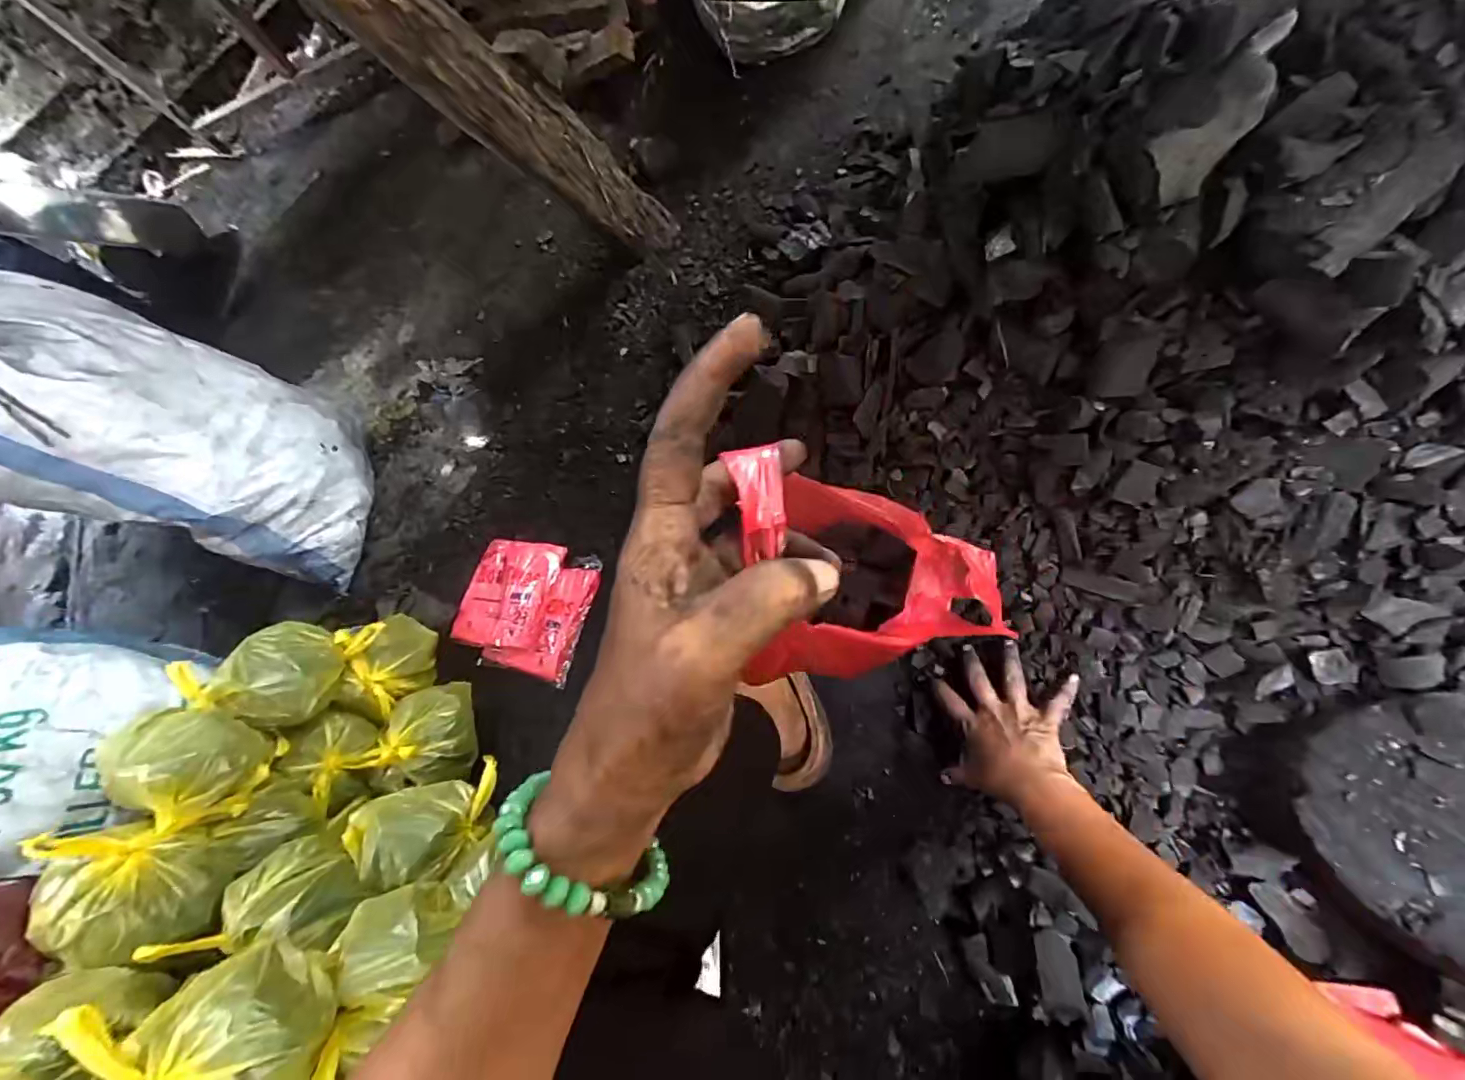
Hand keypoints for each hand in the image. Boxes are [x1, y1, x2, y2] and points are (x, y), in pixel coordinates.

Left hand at [530, 315, 839, 881]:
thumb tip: (822, 565)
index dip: (710, 382)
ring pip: (749, 530)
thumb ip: (763, 600)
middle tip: (815, 459)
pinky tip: (826, 584)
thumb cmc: (646, 711)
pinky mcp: (719, 617)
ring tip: (835, 538)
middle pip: (721, 481)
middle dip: (765, 467)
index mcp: (657, 538)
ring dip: (789, 528)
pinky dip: (795, 572)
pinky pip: (764, 575)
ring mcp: (698, 583)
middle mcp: (675, 548)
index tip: (749, 332)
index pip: (679, 442)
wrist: (628, 772)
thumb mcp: (701, 653)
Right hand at [935, 641, 1078, 805]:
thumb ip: (956, 772)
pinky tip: (1073, 676)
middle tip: (967, 647)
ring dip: (1010, 660)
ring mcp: (1020, 710)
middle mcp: (993, 710)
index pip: (950, 700)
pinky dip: (1066, 689)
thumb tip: (942, 776)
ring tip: (1008, 642)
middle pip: (979, 680)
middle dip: (971, 662)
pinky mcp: (1045, 718)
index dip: (939, 687)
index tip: (932, 674)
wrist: (1034, 784)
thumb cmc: (999, 780)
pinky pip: (1058, 701)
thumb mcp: (971, 777)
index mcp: (972, 723)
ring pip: (1013, 679)